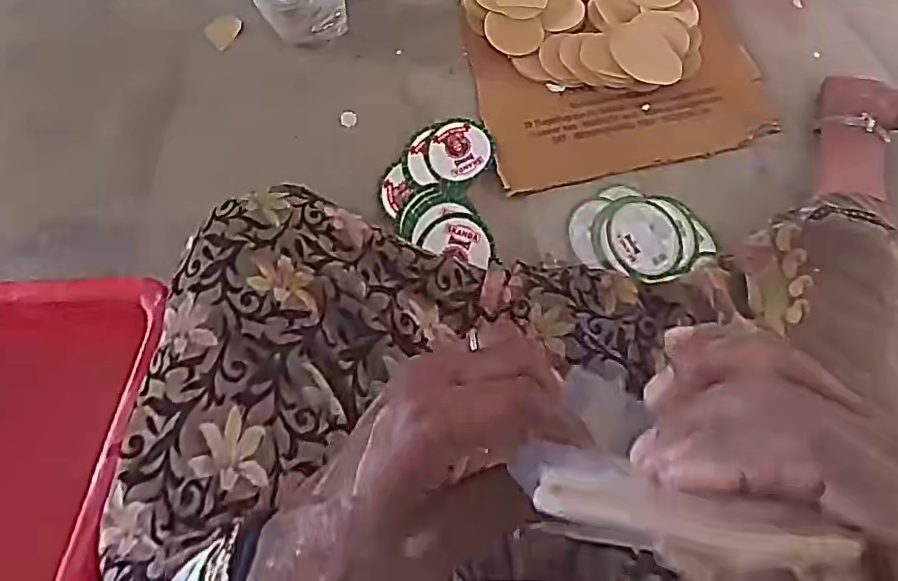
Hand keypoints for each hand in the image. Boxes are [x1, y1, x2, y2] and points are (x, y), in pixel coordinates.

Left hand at [343, 323, 589, 552]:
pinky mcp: (424, 367)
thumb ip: (502, 504)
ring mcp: (425, 364)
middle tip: (571, 446)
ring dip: (537, 381)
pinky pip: (486, 352)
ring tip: (547, 431)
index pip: (518, 399)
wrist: (311, 536)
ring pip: (507, 347)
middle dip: (554, 400)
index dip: (561, 424)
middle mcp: (429, 375)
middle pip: (519, 361)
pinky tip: (515, 415)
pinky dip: (514, 375)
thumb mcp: (435, 547)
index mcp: (429, 420)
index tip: (586, 456)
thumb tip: (563, 477)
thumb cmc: (367, 550)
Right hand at [632, 325, 897, 580]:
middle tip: (646, 455)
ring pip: (793, 372)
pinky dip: (744, 361)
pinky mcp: (871, 429)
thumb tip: (694, 525)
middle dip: (710, 420)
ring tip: (660, 389)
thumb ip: (781, 570)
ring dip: (717, 374)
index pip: (812, 446)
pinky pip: (802, 378)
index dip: (731, 451)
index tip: (663, 473)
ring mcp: (890, 432)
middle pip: (794, 403)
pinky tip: (701, 349)